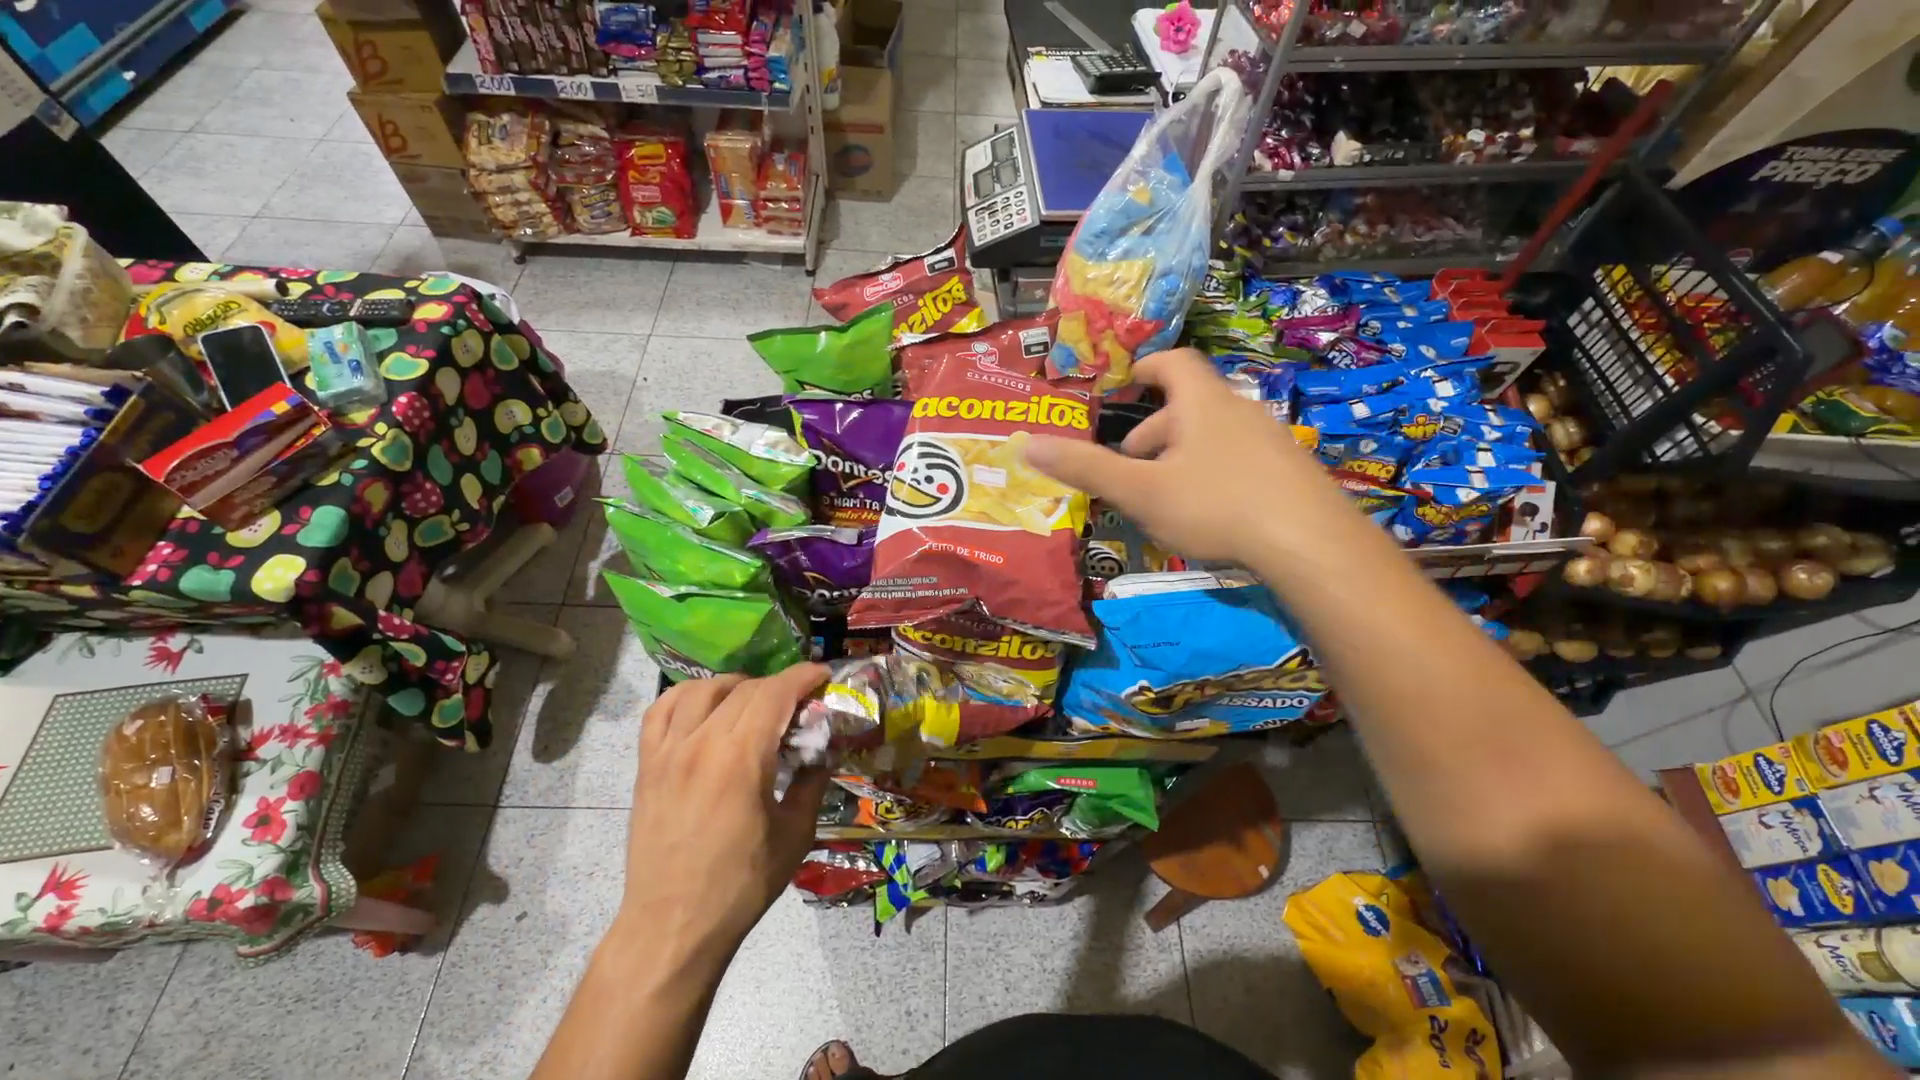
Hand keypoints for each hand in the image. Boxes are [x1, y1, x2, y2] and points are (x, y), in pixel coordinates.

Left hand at [620, 665, 830, 957]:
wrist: (674, 923)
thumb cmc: (741, 884)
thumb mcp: (794, 834)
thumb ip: (810, 783)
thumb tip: (823, 751)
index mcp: (740, 757)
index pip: (774, 693)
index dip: (802, 677)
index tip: (822, 676)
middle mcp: (700, 742)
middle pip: (743, 688)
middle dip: (777, 686)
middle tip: (798, 702)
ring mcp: (667, 751)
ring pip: (700, 689)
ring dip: (733, 686)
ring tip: (751, 702)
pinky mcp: (646, 766)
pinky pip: (660, 711)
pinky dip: (685, 697)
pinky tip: (702, 708)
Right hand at [1023, 348, 1348, 564]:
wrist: (1309, 541)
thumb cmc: (1215, 505)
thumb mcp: (1140, 490)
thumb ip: (1085, 468)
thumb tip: (1027, 444)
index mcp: (1201, 402)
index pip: (1173, 362)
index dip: (1147, 367)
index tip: (1127, 383)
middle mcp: (1239, 409)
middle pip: (1190, 405)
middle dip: (1156, 431)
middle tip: (1133, 466)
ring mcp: (1271, 439)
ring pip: (1216, 435)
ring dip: (1185, 456)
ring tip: (1167, 495)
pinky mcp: (1291, 471)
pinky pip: (1243, 459)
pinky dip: (1217, 473)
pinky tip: (1212, 513)